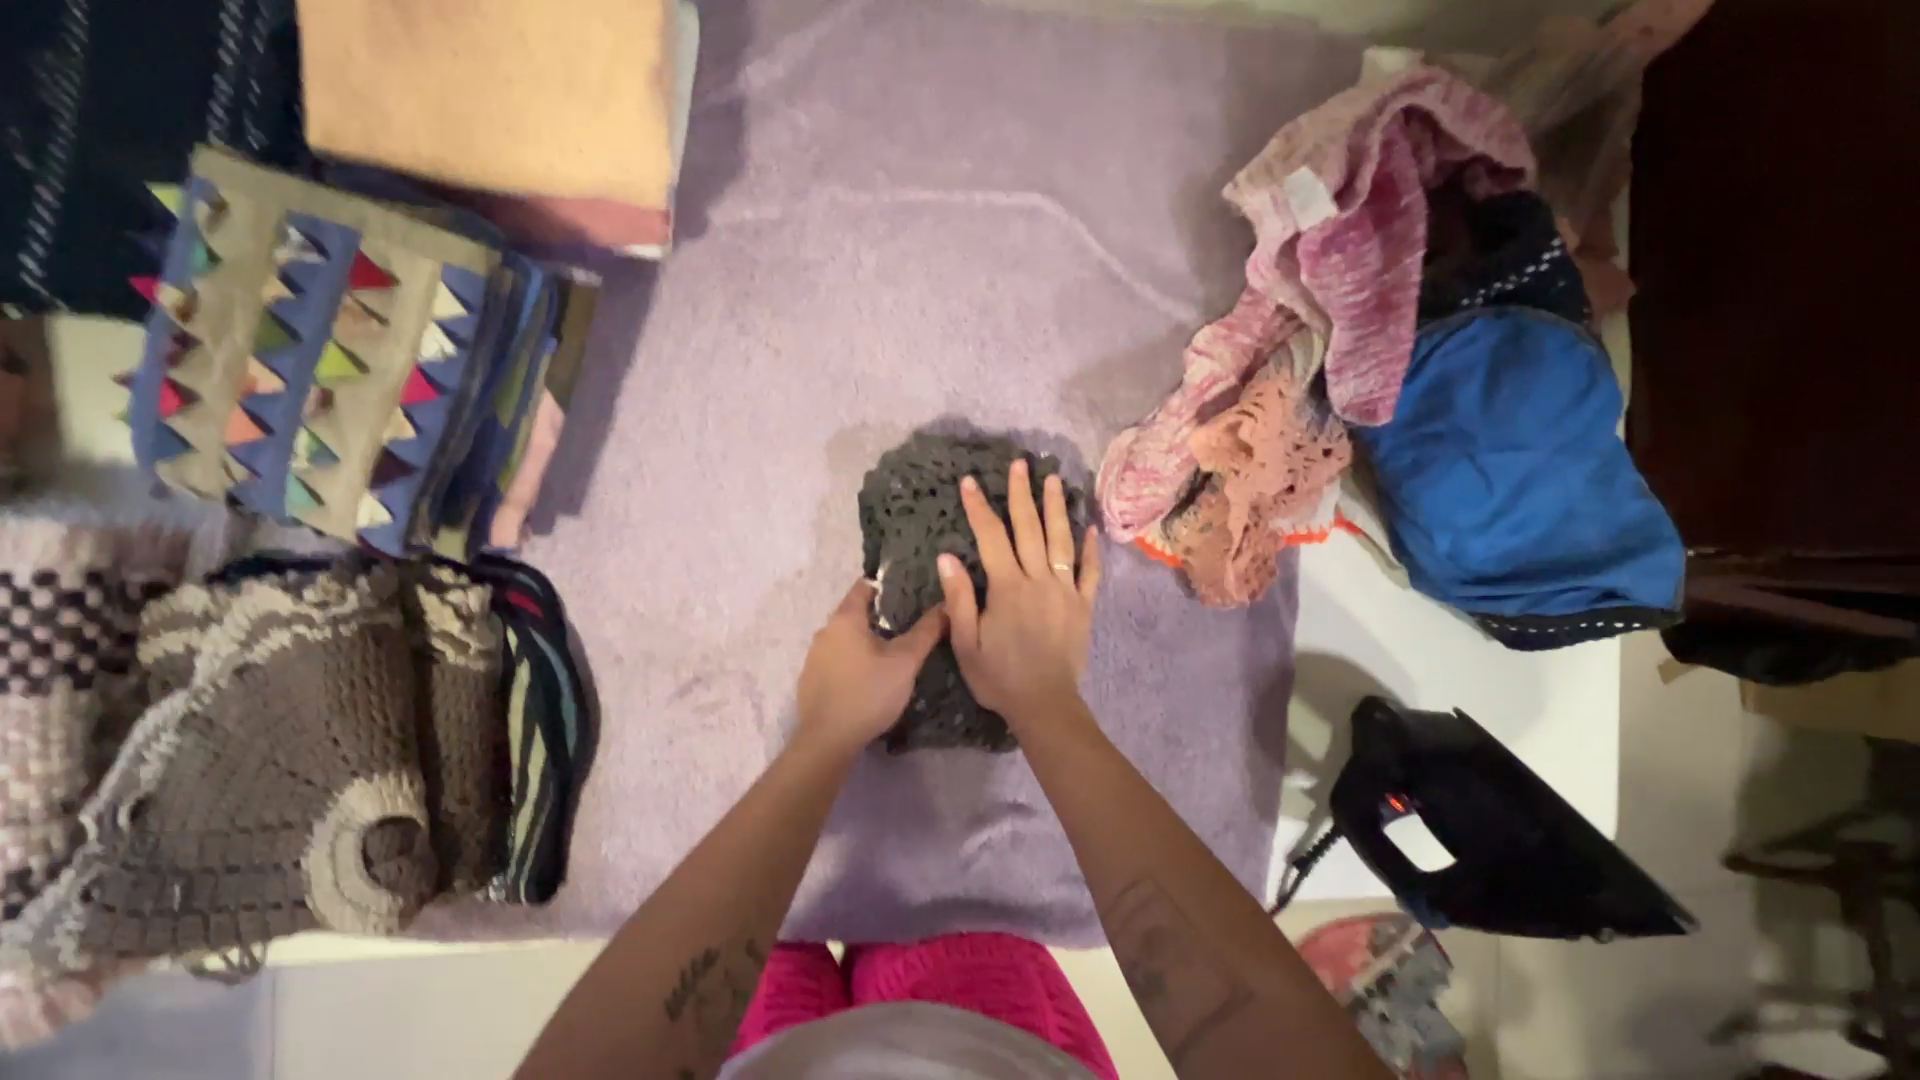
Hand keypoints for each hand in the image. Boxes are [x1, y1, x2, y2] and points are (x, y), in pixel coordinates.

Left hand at [794, 580, 946, 753]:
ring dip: (866, 639)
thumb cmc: (868, 693)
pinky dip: (853, 659)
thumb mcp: (905, 662)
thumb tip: (946, 605)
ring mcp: (814, 657)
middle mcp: (824, 631)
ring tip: (894, 650)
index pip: (864, 586)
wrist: (828, 740)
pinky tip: (869, 676)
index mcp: (845, 619)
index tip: (910, 590)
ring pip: (845, 638)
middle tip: (910, 622)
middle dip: (880, 615)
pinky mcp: (811, 680)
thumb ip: (926, 631)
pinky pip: (836, 659)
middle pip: (855, 613)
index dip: (887, 585)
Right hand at [939, 460, 1102, 725]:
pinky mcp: (1083, 606)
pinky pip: (1090, 572)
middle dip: (1021, 494)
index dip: (979, 508)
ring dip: (1056, 509)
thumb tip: (948, 556)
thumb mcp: (966, 642)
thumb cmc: (998, 677)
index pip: (990, 537)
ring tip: (1053, 479)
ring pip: (1061, 541)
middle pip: (1029, 529)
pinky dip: (1091, 549)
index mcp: (1006, 588)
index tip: (970, 482)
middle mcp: (1038, 581)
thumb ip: (959, 598)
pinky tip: (1090, 527)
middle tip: (1020, 463)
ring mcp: (1065, 591)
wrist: (1044, 704)